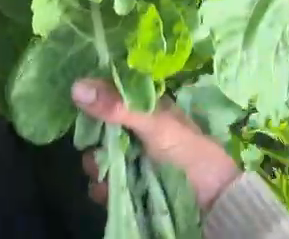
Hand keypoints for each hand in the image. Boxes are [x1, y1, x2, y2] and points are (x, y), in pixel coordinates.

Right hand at [72, 79, 242, 212]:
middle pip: (101, 126)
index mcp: (145, 105)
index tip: (76, 102)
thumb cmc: (187, 152)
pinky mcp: (132, 184)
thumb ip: (118, 106)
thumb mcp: (154, 123)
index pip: (111, 92)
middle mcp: (136, 128)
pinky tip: (105, 192)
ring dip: (96, 164)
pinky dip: (102, 187)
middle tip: (93, 148)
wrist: (213, 203)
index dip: (92, 95)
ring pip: (101, 155)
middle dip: (92, 138)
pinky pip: (107, 182)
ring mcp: (133, 157)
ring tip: (102, 174)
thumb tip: (75, 86)